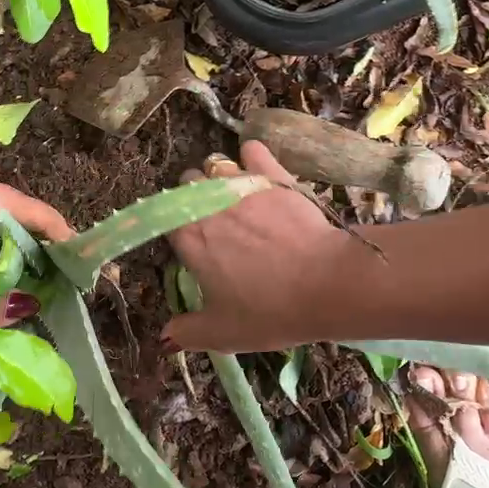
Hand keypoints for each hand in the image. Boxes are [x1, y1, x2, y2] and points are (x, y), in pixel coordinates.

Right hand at [164, 141, 359, 353]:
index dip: (178, 225)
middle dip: (194, 195)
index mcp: (190, 239)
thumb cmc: (271, 310)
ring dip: (220, 177)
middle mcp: (207, 204)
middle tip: (217, 221)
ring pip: (216, 165)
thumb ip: (188, 331)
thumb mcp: (224, 333)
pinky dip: (253, 156)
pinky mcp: (271, 174)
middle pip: (187, 183)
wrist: (324, 283)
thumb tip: (163, 337)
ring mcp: (240, 185)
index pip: (166, 217)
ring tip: (238, 196)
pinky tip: (259, 168)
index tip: (192, 241)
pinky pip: (252, 150)